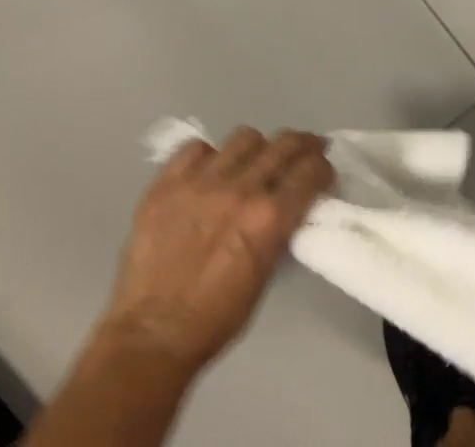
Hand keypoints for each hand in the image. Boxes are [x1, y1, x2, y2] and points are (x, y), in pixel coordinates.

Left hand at [97, 127, 333, 374]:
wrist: (151, 337)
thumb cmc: (218, 316)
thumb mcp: (268, 271)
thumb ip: (282, 228)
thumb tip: (293, 205)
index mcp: (270, 217)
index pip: (312, 169)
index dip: (323, 168)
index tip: (322, 175)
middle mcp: (239, 191)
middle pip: (285, 144)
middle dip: (303, 146)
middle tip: (304, 154)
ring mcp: (198, 185)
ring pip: (244, 138)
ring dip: (258, 148)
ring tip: (254, 163)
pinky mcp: (163, 188)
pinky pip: (194, 149)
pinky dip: (209, 156)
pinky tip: (210, 173)